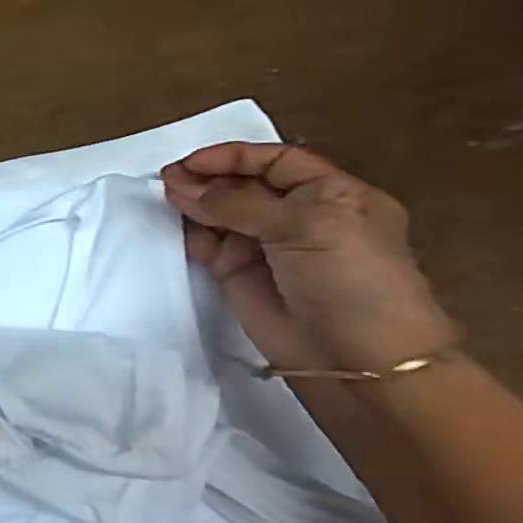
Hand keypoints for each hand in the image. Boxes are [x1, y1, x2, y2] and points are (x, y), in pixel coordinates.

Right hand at [160, 143, 458, 373]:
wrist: (359, 365)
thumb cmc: (349, 279)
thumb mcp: (304, 225)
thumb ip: (238, 203)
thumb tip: (180, 186)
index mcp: (332, 194)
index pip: (277, 161)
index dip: (235, 157)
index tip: (193, 162)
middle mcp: (298, 216)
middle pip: (243, 185)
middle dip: (208, 179)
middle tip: (168, 179)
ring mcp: (267, 247)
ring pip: (221, 213)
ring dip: (193, 202)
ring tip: (163, 196)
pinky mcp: (240, 275)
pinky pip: (208, 244)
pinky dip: (189, 232)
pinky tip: (173, 222)